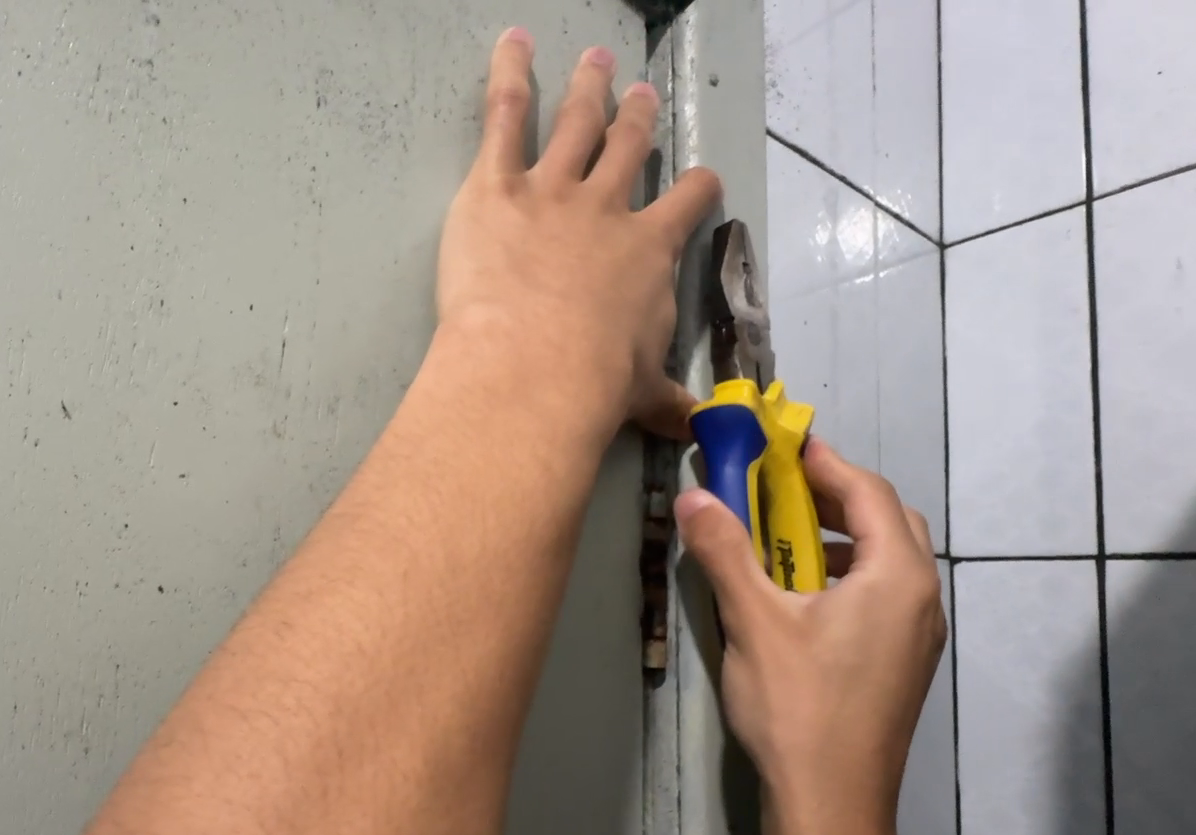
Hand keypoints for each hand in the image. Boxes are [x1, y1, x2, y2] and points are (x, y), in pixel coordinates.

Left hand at [433, 28, 721, 439]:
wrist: (535, 367)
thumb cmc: (594, 385)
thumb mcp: (643, 396)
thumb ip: (669, 403)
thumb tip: (696, 428)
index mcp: (648, 253)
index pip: (685, 205)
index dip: (695, 189)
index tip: (700, 179)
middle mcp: (607, 208)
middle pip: (629, 149)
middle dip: (636, 120)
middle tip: (639, 94)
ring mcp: (552, 190)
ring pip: (576, 125)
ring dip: (587, 90)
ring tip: (594, 62)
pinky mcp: (495, 187)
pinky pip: (504, 116)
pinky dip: (508, 76)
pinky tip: (511, 45)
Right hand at [676, 440, 945, 834]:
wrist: (831, 804)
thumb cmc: (797, 705)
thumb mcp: (753, 621)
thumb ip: (724, 552)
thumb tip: (694, 495)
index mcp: (896, 577)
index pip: (868, 493)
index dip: (825, 462)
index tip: (785, 443)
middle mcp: (921, 599)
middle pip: (889, 522)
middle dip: (837, 496)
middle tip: (783, 487)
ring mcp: (917, 637)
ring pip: (888, 561)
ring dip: (841, 536)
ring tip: (786, 537)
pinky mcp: (901, 665)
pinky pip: (882, 595)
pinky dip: (845, 573)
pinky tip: (801, 596)